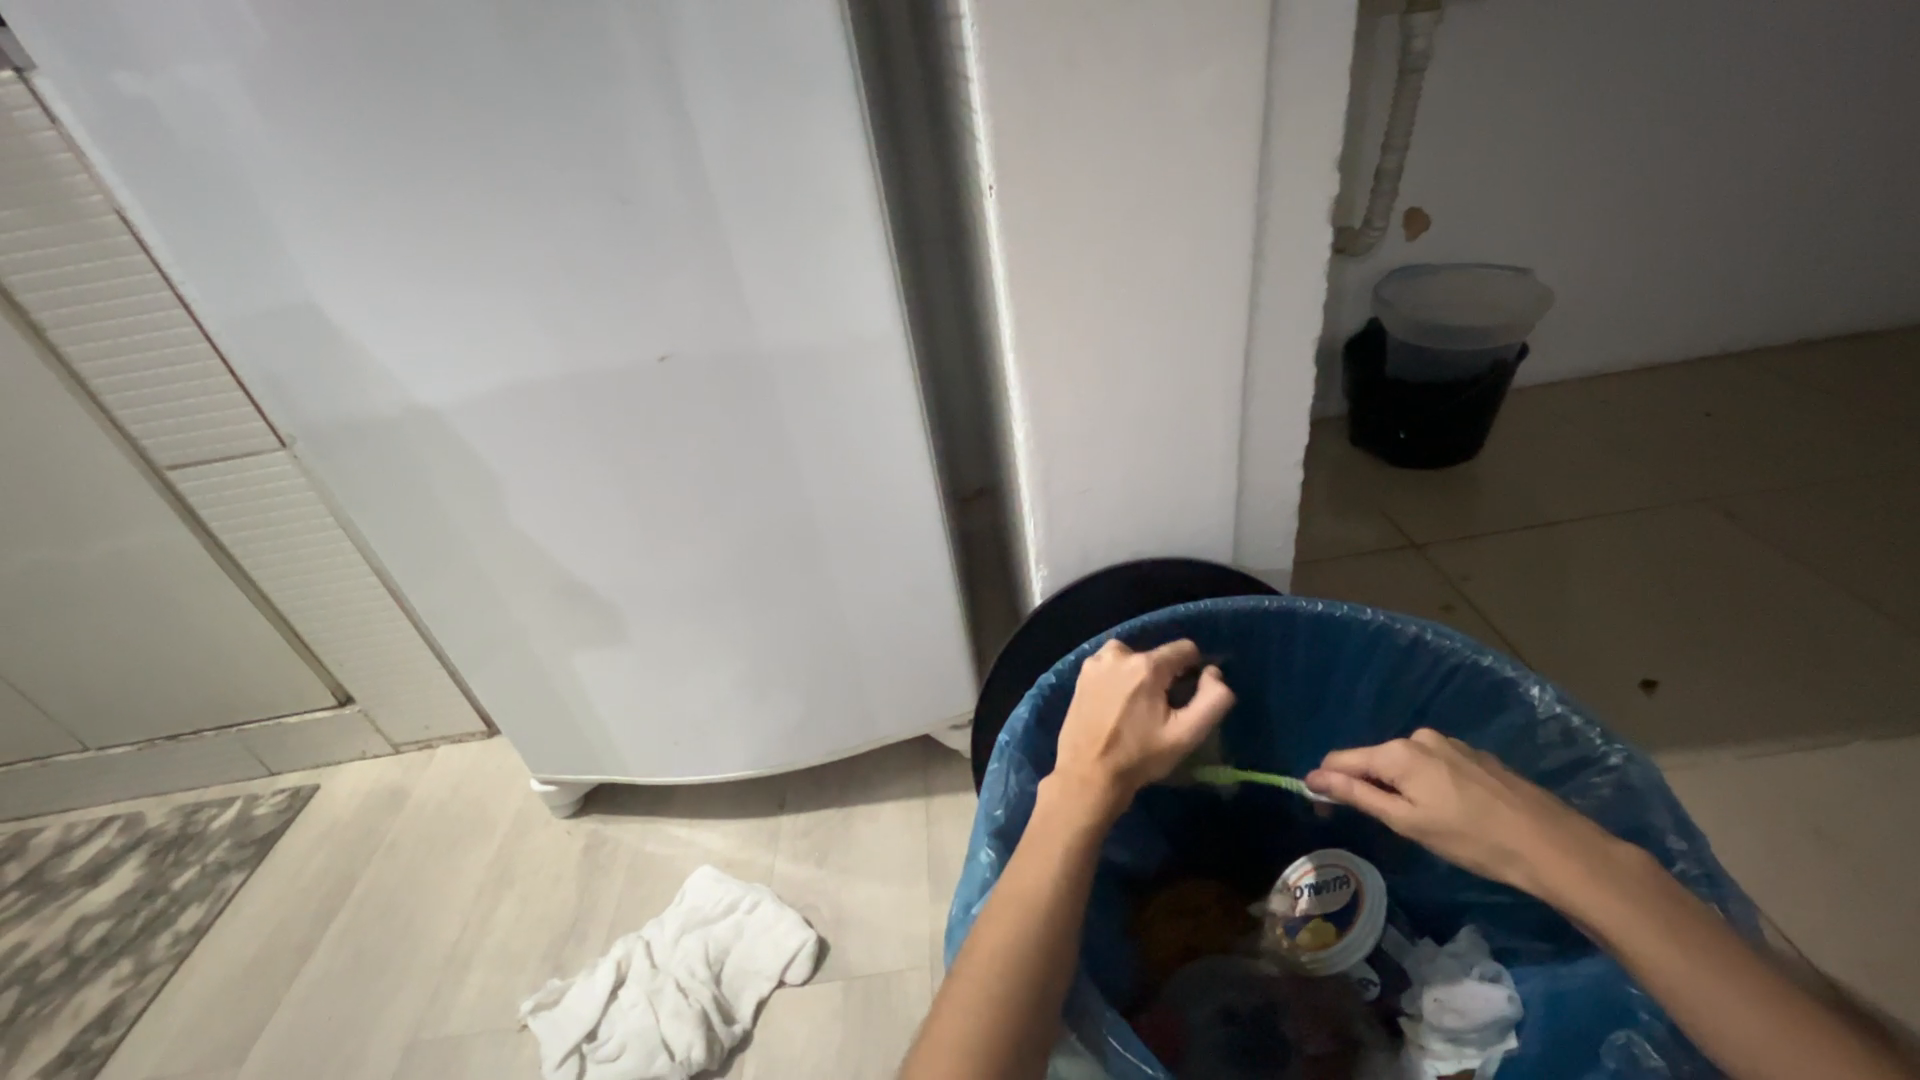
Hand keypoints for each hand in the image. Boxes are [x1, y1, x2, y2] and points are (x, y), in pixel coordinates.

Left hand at [1048, 639, 1234, 821]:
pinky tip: (1115, 707)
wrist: (1089, 774)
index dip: (1192, 672)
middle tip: (1156, 712)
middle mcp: (1118, 654)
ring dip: (1139, 676)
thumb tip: (1213, 672)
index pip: (1185, 649)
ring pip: (1133, 658)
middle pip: (1157, 656)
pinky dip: (1118, 679)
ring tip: (1135, 710)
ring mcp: (1095, 662)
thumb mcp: (1187, 734)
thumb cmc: (1141, 756)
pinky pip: (1111, 666)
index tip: (1182, 699)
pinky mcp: (1080, 674)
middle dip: (1163, 677)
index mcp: (1146, 665)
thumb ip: (1213, 699)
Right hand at [1305, 728, 1619, 898]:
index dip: (1328, 784)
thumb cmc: (1471, 839)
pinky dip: (1426, 784)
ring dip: (1399, 786)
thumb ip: (1356, 794)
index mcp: (1397, 752)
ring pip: (1404, 763)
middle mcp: (1419, 737)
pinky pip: (1431, 765)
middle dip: (1366, 785)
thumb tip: (1312, 777)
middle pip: (1373, 759)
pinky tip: (1450, 812)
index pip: (1340, 759)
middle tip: (1383, 825)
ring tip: (1421, 822)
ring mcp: (1449, 744)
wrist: (1550, 844)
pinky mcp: (1473, 756)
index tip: (1327, 812)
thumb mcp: (1406, 822)